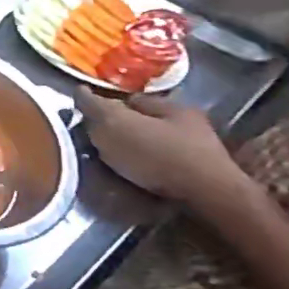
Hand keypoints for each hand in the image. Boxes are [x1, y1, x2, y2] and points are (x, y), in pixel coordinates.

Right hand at [75, 88, 248, 209]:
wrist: (209, 198)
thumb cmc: (159, 155)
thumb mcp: (116, 125)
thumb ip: (95, 107)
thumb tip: (79, 90)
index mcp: (172, 106)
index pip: (130, 100)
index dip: (105, 107)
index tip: (84, 119)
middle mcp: (188, 126)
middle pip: (142, 125)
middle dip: (118, 132)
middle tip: (93, 144)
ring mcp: (197, 154)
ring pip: (151, 149)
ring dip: (130, 155)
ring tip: (107, 166)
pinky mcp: (198, 181)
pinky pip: (160, 171)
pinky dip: (143, 174)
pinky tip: (130, 181)